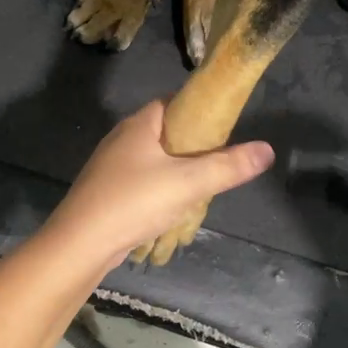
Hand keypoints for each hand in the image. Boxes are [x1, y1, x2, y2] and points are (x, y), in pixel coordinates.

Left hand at [42, 100, 273, 270]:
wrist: (80, 244)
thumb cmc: (133, 203)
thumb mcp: (188, 183)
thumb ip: (228, 166)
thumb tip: (268, 150)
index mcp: (139, 125)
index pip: (173, 103)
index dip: (199, 111)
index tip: (223, 128)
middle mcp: (121, 139)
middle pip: (165, 133)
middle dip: (192, 148)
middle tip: (217, 165)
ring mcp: (110, 167)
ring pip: (153, 162)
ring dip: (176, 174)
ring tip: (199, 192)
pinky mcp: (105, 193)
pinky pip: (141, 184)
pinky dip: (158, 193)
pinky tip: (170, 212)